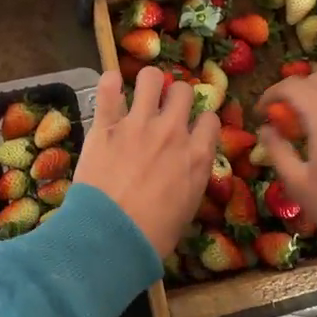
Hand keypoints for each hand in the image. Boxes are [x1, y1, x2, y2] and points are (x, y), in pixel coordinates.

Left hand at [75, 66, 220, 257]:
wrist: (110, 238)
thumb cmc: (153, 235)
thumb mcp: (187, 209)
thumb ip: (191, 178)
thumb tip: (186, 169)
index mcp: (197, 155)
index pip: (210, 119)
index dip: (202, 122)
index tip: (194, 128)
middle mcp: (172, 132)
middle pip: (184, 91)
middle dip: (177, 96)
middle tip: (166, 108)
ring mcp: (138, 124)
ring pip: (152, 78)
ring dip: (150, 82)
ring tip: (143, 91)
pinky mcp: (106, 125)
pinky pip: (108, 88)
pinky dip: (109, 82)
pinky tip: (111, 85)